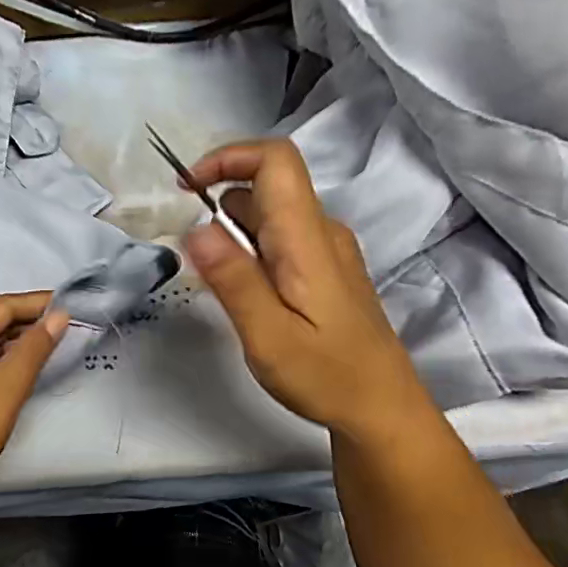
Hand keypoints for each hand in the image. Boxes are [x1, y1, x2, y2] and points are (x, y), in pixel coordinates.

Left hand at [0, 292, 69, 514]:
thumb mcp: (3, 392)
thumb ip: (33, 350)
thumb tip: (60, 315)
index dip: (37, 303)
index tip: (76, 300)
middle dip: (30, 322)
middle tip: (74, 321)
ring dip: (19, 340)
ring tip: (61, 337)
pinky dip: (4, 358)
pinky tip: (32, 358)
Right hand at [181, 139, 430, 437]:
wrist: (382, 409)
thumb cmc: (326, 376)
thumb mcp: (268, 336)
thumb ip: (233, 279)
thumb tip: (195, 227)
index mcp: (307, 239)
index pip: (275, 160)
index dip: (227, 157)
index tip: (185, 188)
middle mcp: (321, 232)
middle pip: (267, 183)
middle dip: (216, 198)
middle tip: (188, 248)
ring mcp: (326, 249)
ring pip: (270, 211)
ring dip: (230, 226)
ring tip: (211, 277)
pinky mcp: (324, 268)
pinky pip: (279, 236)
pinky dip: (247, 245)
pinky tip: (239, 288)